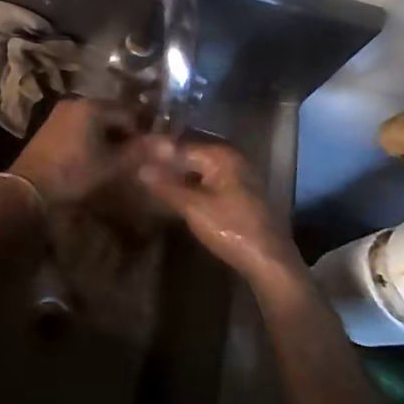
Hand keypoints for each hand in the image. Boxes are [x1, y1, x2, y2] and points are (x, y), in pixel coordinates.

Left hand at [8, 98, 162, 208]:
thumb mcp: (111, 165)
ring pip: (96, 119)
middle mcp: (76, 101)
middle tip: (133, 157)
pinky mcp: (51, 124)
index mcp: (92, 106)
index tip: (147, 153)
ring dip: (108, 135)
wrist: (28, 188)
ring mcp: (61, 112)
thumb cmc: (74, 174)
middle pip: (112, 113)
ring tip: (116, 159)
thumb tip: (171, 144)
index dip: (142, 132)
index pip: (129, 113)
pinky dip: (92, 136)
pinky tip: (95, 156)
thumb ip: (140, 152)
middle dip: (125, 133)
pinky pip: (80, 124)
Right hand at [137, 138, 303, 284]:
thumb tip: (140, 168)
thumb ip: (166, 185)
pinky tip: (176, 190)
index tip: (135, 151)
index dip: (157, 149)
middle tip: (140, 162)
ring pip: (201, 165)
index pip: (181, 143)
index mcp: (221, 154)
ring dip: (179, 170)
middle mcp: (232, 157)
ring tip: (153, 176)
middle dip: (167, 157)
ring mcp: (239, 174)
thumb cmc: (231, 228)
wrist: (269, 260)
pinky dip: (192, 180)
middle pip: (192, 150)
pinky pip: (209, 177)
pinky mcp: (240, 192)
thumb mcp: (193, 207)